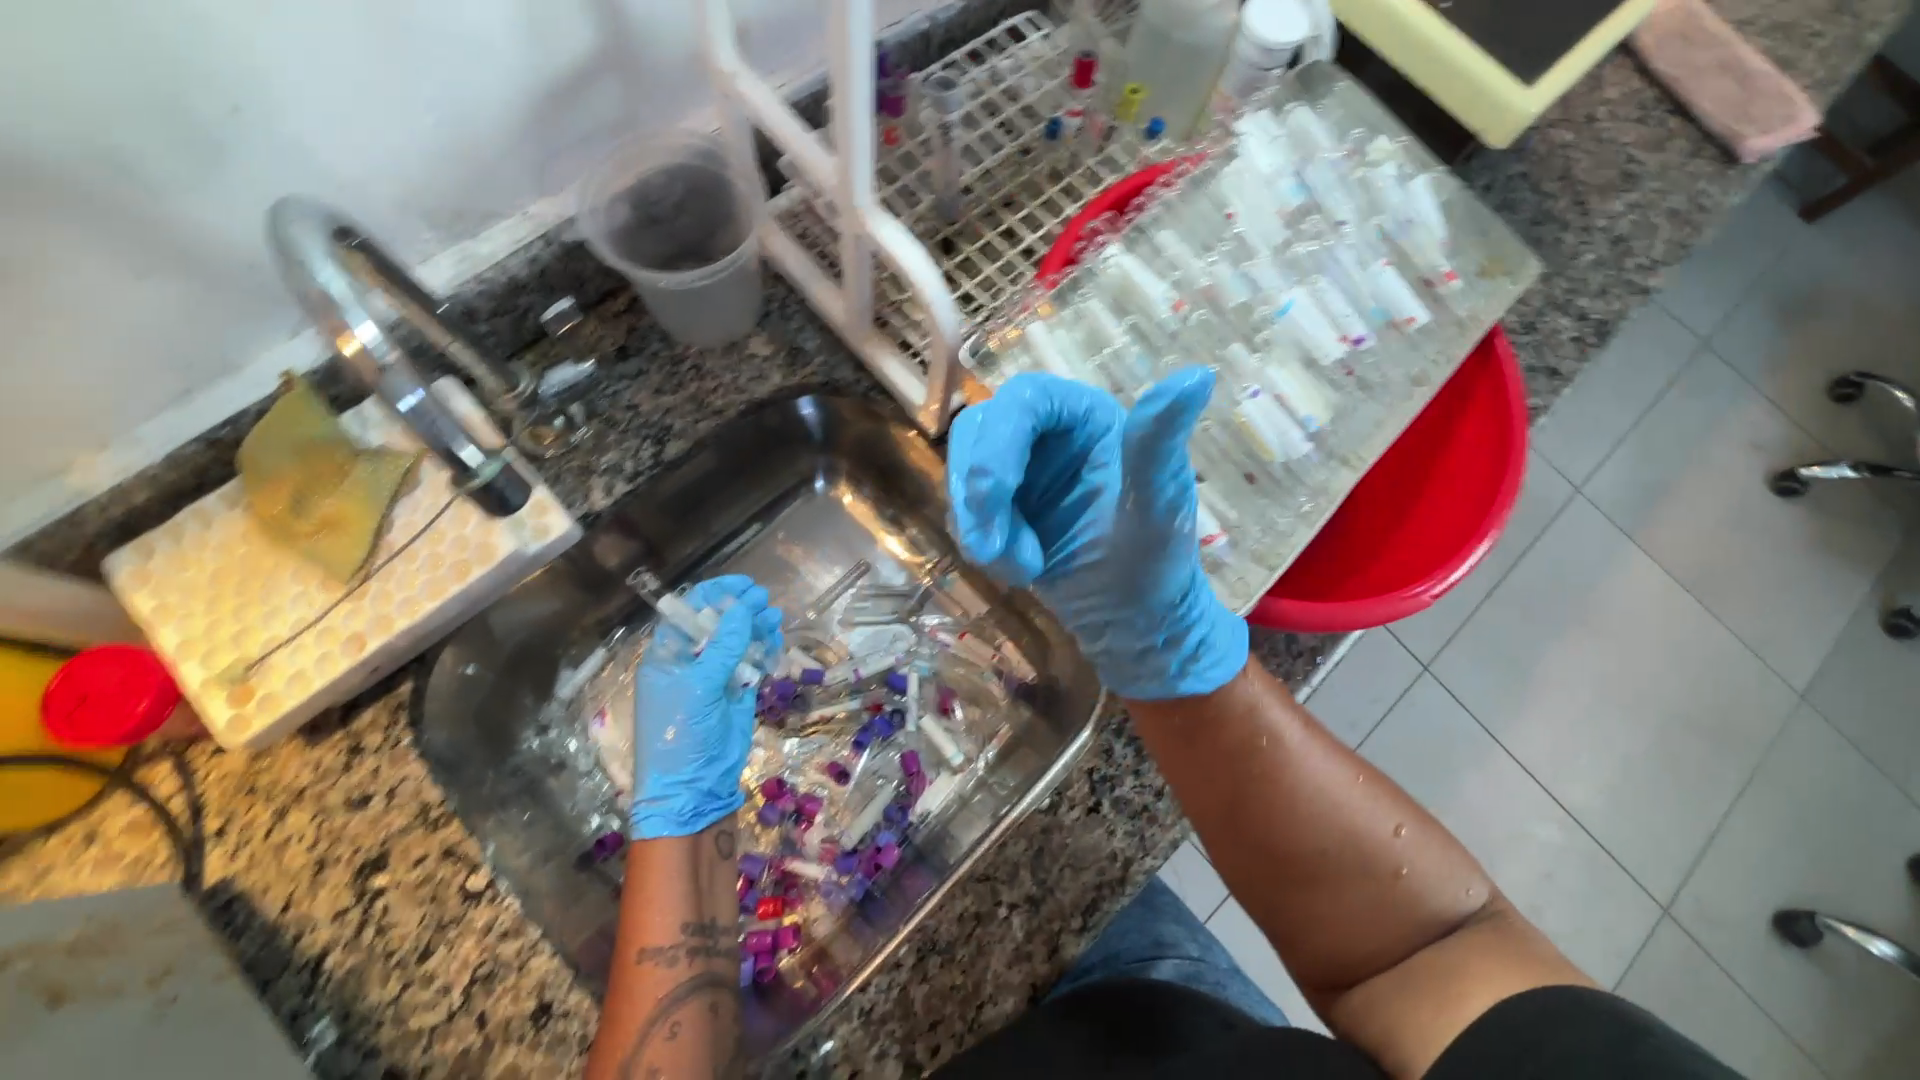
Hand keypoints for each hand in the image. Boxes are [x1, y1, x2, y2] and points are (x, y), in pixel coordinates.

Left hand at [631, 575, 783, 838]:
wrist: (693, 788)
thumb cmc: (682, 735)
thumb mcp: (699, 687)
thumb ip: (724, 646)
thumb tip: (743, 607)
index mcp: (668, 656)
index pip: (689, 612)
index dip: (715, 594)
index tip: (744, 585)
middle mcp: (690, 662)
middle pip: (717, 623)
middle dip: (740, 609)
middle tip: (765, 601)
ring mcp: (714, 678)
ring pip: (737, 642)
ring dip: (756, 628)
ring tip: (775, 618)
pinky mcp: (735, 694)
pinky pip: (751, 664)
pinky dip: (764, 651)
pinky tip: (775, 641)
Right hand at [946, 369, 1246, 699]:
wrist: (1131, 621)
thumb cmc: (1155, 562)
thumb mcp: (1158, 504)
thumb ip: (1158, 441)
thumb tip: (1198, 375)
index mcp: (1087, 417)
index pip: (1026, 399)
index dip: (999, 441)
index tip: (993, 497)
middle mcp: (1048, 432)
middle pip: (979, 430)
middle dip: (978, 491)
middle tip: (988, 550)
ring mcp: (1018, 469)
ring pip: (963, 472)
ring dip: (977, 523)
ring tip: (1021, 570)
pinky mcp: (1000, 506)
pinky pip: (963, 510)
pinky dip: (980, 542)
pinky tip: (1020, 571)